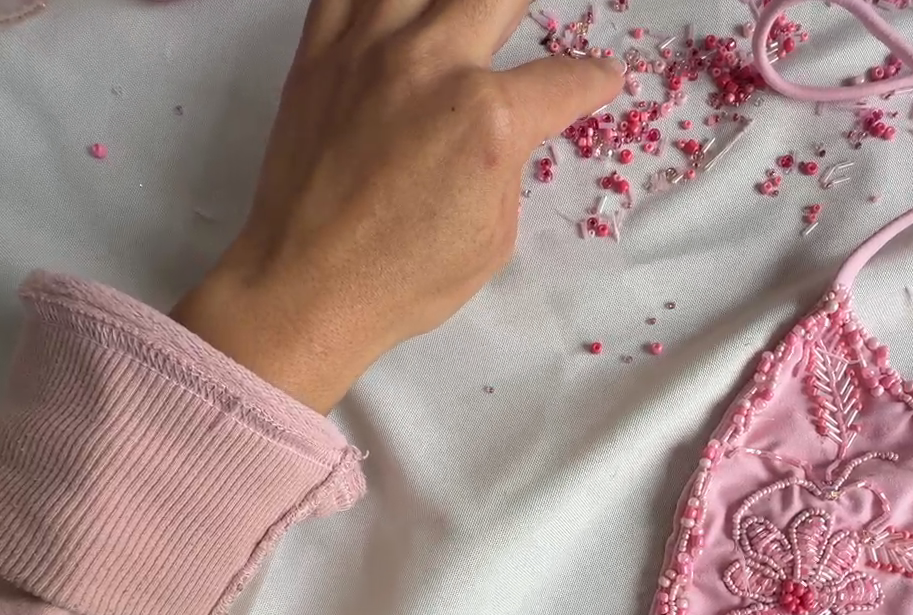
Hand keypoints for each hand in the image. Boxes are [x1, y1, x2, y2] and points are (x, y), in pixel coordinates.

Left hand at [173, 0, 621, 411]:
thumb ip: (509, 168)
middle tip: (528, 25)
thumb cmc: (405, 280)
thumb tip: (508, 132)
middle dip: (528, 9)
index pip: (562, 81)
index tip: (602, 80)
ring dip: (461, 0)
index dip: (594, 81)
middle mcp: (432, 65)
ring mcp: (368, 47)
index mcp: (487, 122)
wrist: (310, 287)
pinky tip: (401, 11)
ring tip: (465, 19)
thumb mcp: (494, 238)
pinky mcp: (320, 50)